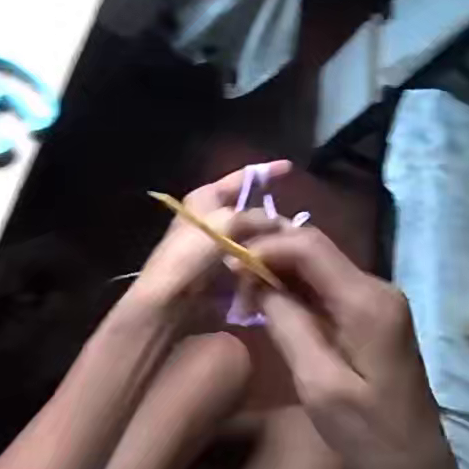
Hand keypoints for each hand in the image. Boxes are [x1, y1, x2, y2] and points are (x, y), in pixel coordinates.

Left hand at [126, 161, 291, 311]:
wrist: (169, 301)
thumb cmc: (190, 255)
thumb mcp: (226, 224)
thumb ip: (256, 218)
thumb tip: (278, 223)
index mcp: (205, 199)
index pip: (239, 179)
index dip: (265, 172)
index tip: (290, 168)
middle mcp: (210, 220)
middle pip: (250, 213)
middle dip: (273, 219)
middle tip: (300, 228)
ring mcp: (215, 247)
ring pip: (253, 240)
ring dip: (271, 246)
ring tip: (296, 250)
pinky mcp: (220, 273)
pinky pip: (249, 264)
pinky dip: (262, 265)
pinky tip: (281, 269)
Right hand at [236, 223, 454, 468]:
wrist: (414, 468)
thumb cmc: (367, 433)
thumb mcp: (318, 383)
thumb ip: (287, 324)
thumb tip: (257, 281)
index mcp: (367, 302)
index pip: (309, 246)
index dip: (264, 246)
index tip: (228, 265)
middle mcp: (376, 289)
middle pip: (313, 249)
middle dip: (267, 255)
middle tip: (230, 279)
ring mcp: (375, 301)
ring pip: (316, 265)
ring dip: (276, 271)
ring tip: (242, 292)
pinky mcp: (369, 315)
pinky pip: (323, 286)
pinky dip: (291, 288)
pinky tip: (267, 302)